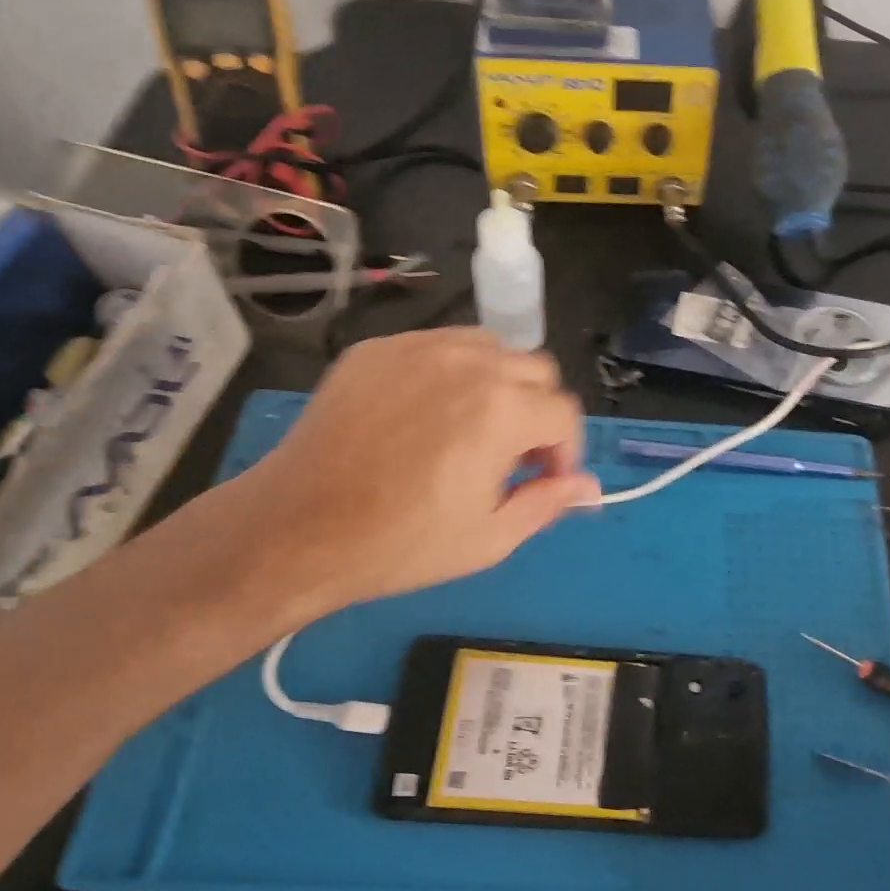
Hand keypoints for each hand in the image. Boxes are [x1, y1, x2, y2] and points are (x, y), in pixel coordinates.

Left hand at [171, 329, 599, 634]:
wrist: (298, 528)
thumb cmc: (402, 543)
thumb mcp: (490, 537)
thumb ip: (549, 503)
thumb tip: (590, 488)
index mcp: (504, 409)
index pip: (565, 414)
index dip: (565, 452)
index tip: (545, 483)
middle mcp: (469, 363)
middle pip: (536, 370)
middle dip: (538, 413)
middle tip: (511, 458)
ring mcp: (418, 348)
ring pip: (489, 348)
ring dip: (498, 384)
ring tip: (471, 429)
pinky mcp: (376, 349)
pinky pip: (436, 347)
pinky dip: (448, 374)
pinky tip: (422, 416)